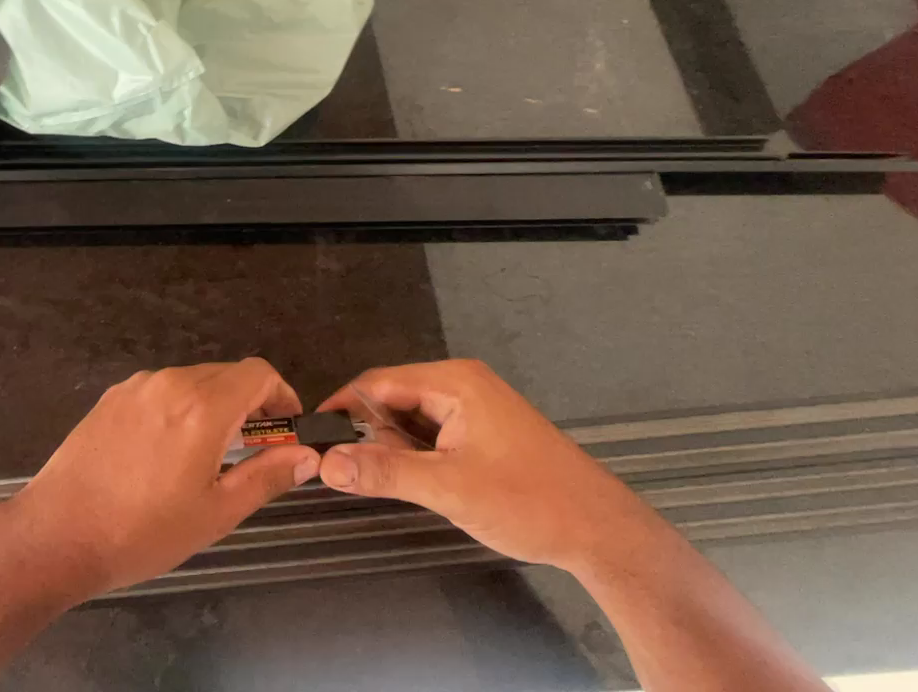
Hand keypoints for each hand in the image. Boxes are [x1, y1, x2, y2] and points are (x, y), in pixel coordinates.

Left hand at [0, 359, 321, 600]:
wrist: (57, 533)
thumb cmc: (143, 531)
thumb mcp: (215, 513)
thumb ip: (266, 476)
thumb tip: (307, 455)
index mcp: (202, 406)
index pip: (258, 374)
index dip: (281, 396)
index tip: (284, 431)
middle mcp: (169, 382)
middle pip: (226, 375)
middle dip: (249, 405)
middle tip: (252, 451)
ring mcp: (135, 387)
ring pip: (193, 381)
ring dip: (214, 406)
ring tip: (208, 457)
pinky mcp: (111, 397)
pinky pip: (161, 391)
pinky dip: (179, 408)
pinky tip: (165, 453)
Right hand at [317, 360, 656, 573]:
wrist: (603, 535)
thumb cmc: (530, 503)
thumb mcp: (448, 489)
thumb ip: (384, 472)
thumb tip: (327, 464)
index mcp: (454, 382)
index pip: (377, 382)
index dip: (342, 408)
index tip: (315, 437)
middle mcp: (463, 383)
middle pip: (393, 397)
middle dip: (369, 431)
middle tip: (350, 469)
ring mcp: (476, 406)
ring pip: (412, 417)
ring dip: (394, 446)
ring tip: (387, 479)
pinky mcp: (484, 429)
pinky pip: (433, 431)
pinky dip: (416, 452)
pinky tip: (418, 479)